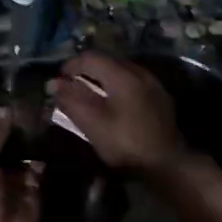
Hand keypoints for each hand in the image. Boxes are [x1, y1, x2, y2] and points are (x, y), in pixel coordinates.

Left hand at [0, 108, 40, 221]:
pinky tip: (49, 133)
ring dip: (27, 132)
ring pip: (19, 146)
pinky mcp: (32, 183)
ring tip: (39, 108)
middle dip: (8, 120)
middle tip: (22, 98)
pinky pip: (38, 162)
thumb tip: (6, 110)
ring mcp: (9, 173)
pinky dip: (43, 151)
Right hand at [52, 52, 186, 173]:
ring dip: (104, 80)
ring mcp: (155, 86)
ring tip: (91, 97)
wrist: (167, 164)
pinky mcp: (162, 99)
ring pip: (123, 73)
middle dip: (87, 72)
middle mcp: (141, 73)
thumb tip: (54, 83)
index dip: (70, 66)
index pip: (91, 57)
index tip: (58, 81)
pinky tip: (114, 105)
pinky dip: (119, 88)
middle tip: (72, 89)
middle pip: (108, 62)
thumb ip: (72, 100)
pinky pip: (135, 84)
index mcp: (124, 75)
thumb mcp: (93, 124)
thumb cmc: (126, 144)